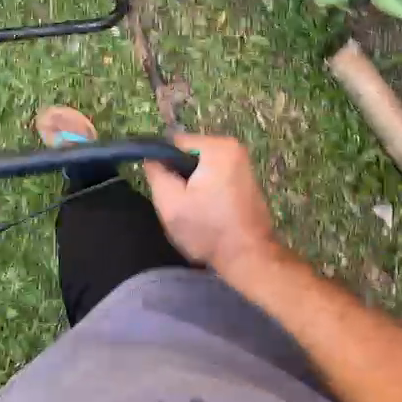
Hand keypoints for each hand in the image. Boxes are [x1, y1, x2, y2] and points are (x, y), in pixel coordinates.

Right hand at [142, 134, 280, 274]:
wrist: (249, 258)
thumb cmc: (209, 229)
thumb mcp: (170, 202)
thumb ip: (156, 173)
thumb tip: (152, 159)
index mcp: (218, 147)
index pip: (175, 144)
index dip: (164, 165)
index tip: (165, 188)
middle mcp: (234, 148)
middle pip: (190, 155)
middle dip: (180, 176)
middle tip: (179, 203)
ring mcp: (243, 165)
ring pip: (202, 169)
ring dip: (193, 186)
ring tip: (193, 211)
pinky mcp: (246, 181)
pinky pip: (216, 178)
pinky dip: (207, 192)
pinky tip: (207, 213)